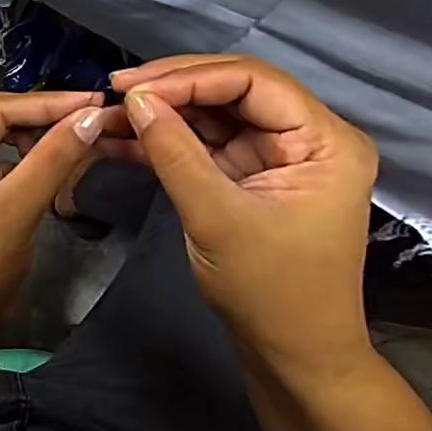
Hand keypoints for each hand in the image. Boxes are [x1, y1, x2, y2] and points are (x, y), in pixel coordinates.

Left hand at [0, 91, 106, 349]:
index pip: (0, 109)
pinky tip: (62, 156)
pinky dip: (37, 156)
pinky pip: (10, 158)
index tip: (96, 102)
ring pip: (9, 136)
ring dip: (45, 134)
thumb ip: (54, 159)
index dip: (50, 103)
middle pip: (4, 118)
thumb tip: (91, 116)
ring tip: (85, 133)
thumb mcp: (18, 209)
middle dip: (50, 116)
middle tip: (98, 114)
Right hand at [109, 55, 378, 379]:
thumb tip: (133, 99)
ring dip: (159, 112)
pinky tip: (120, 138)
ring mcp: (271, 154)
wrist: (289, 353)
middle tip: (114, 91)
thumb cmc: (269, 291)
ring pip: (209, 112)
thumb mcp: (216, 218)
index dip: (188, 77)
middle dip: (170, 88)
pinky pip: (200, 142)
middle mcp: (303, 137)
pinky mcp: (243, 173)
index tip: (130, 88)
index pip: (252, 81)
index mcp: (323, 141)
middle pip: (230, 88)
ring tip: (108, 112)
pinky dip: (162, 139)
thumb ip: (174, 152)